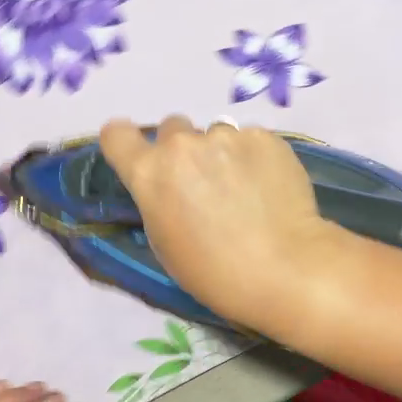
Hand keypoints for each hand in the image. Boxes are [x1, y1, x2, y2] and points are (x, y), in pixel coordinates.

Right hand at [99, 116, 345, 328]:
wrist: (284, 267)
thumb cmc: (215, 272)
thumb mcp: (166, 242)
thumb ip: (158, 199)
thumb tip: (170, 184)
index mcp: (150, 172)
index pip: (116, 134)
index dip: (125, 142)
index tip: (138, 155)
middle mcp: (183, 144)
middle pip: (172, 128)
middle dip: (182, 149)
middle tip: (203, 182)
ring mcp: (227, 136)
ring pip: (216, 134)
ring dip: (222, 153)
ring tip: (245, 188)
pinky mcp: (264, 136)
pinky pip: (250, 140)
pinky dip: (254, 157)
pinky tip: (269, 186)